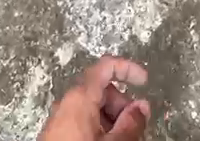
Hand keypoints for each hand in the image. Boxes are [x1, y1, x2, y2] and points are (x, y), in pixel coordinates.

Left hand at [37, 56, 151, 140]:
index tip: (144, 82)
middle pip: (100, 90)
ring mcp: (59, 119)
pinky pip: (81, 122)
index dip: (128, 69)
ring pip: (91, 108)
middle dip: (121, 104)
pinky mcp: (55, 135)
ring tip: (120, 139)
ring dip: (110, 119)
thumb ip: (130, 123)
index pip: (107, 66)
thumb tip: (142, 107)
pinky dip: (97, 128)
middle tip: (134, 126)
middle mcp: (67, 102)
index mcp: (80, 96)